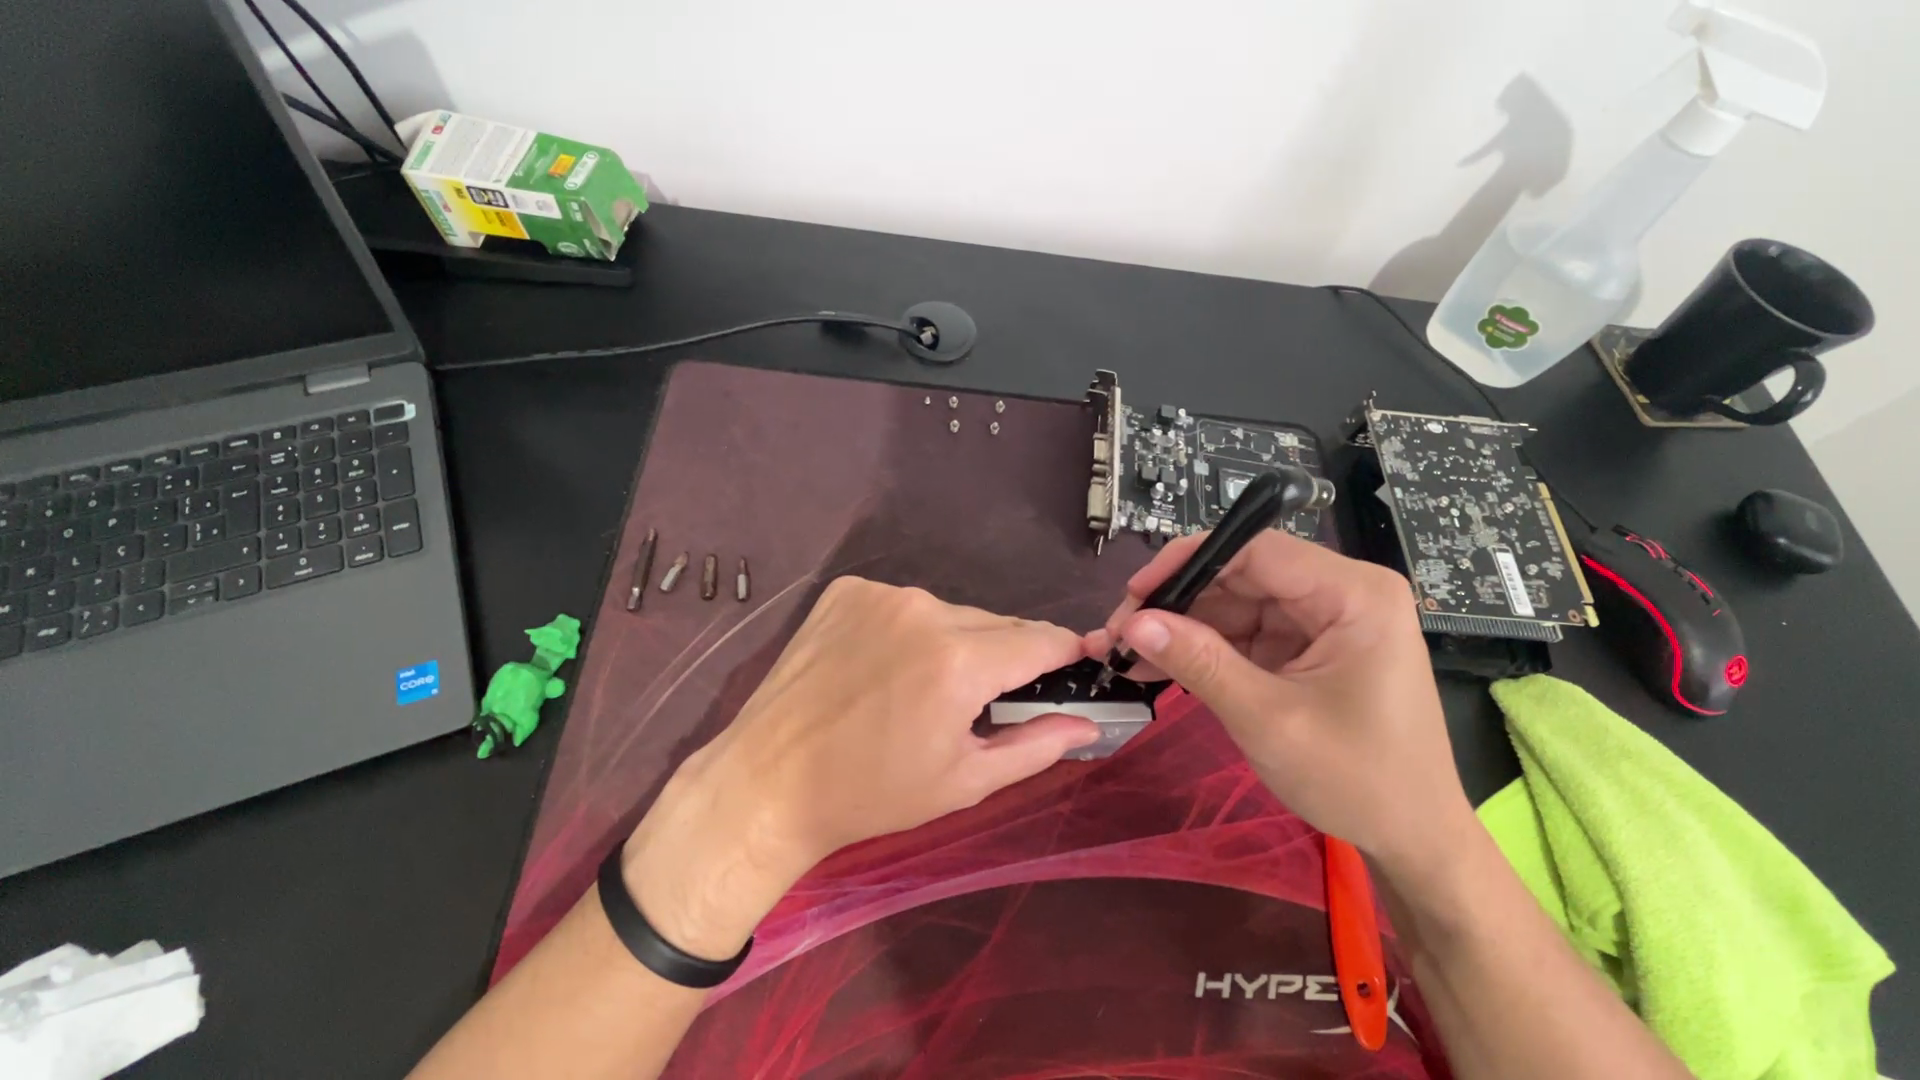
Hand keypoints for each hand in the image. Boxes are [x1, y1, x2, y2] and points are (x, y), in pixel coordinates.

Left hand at [624, 577, 1097, 958]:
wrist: (767, 782)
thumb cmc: (871, 794)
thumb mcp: (964, 781)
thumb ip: (1037, 746)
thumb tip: (1089, 725)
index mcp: (959, 661)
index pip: (1042, 639)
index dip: (1064, 657)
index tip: (1071, 672)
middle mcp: (924, 611)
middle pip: (997, 624)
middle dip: (1005, 657)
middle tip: (983, 702)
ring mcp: (880, 596)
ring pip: (950, 613)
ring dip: (956, 642)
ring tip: (924, 688)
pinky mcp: (845, 592)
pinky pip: (903, 605)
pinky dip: (908, 631)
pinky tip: (884, 667)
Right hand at [1085, 531, 1474, 880]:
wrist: (1412, 837)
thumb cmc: (1356, 779)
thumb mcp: (1269, 719)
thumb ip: (1200, 663)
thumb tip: (1133, 624)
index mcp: (1354, 595)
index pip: (1256, 550)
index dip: (1188, 562)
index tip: (1133, 594)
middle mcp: (1342, 594)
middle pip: (1242, 575)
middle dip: (1178, 602)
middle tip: (1119, 633)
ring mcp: (1324, 622)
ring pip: (1236, 605)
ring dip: (1183, 629)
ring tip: (1124, 653)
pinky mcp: (1309, 649)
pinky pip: (1246, 634)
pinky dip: (1203, 650)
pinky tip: (1156, 665)